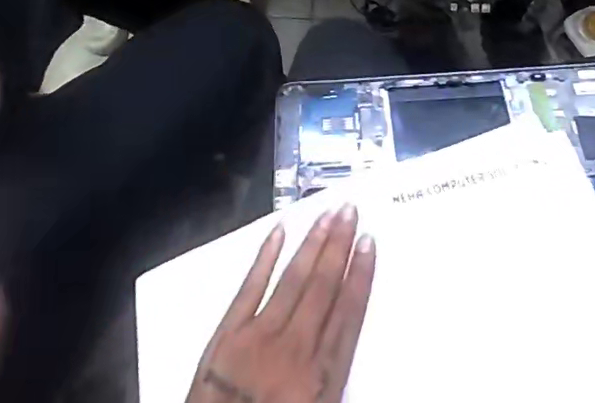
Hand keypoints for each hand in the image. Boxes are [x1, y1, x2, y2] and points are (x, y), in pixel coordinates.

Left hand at [187, 204, 375, 402]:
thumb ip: (331, 385)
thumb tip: (348, 337)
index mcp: (320, 381)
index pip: (348, 313)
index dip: (361, 274)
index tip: (369, 241)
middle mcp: (294, 351)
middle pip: (323, 287)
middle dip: (339, 245)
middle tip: (350, 209)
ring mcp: (257, 340)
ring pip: (293, 280)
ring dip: (312, 243)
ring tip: (327, 212)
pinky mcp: (224, 337)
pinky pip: (249, 289)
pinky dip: (265, 258)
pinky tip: (279, 232)